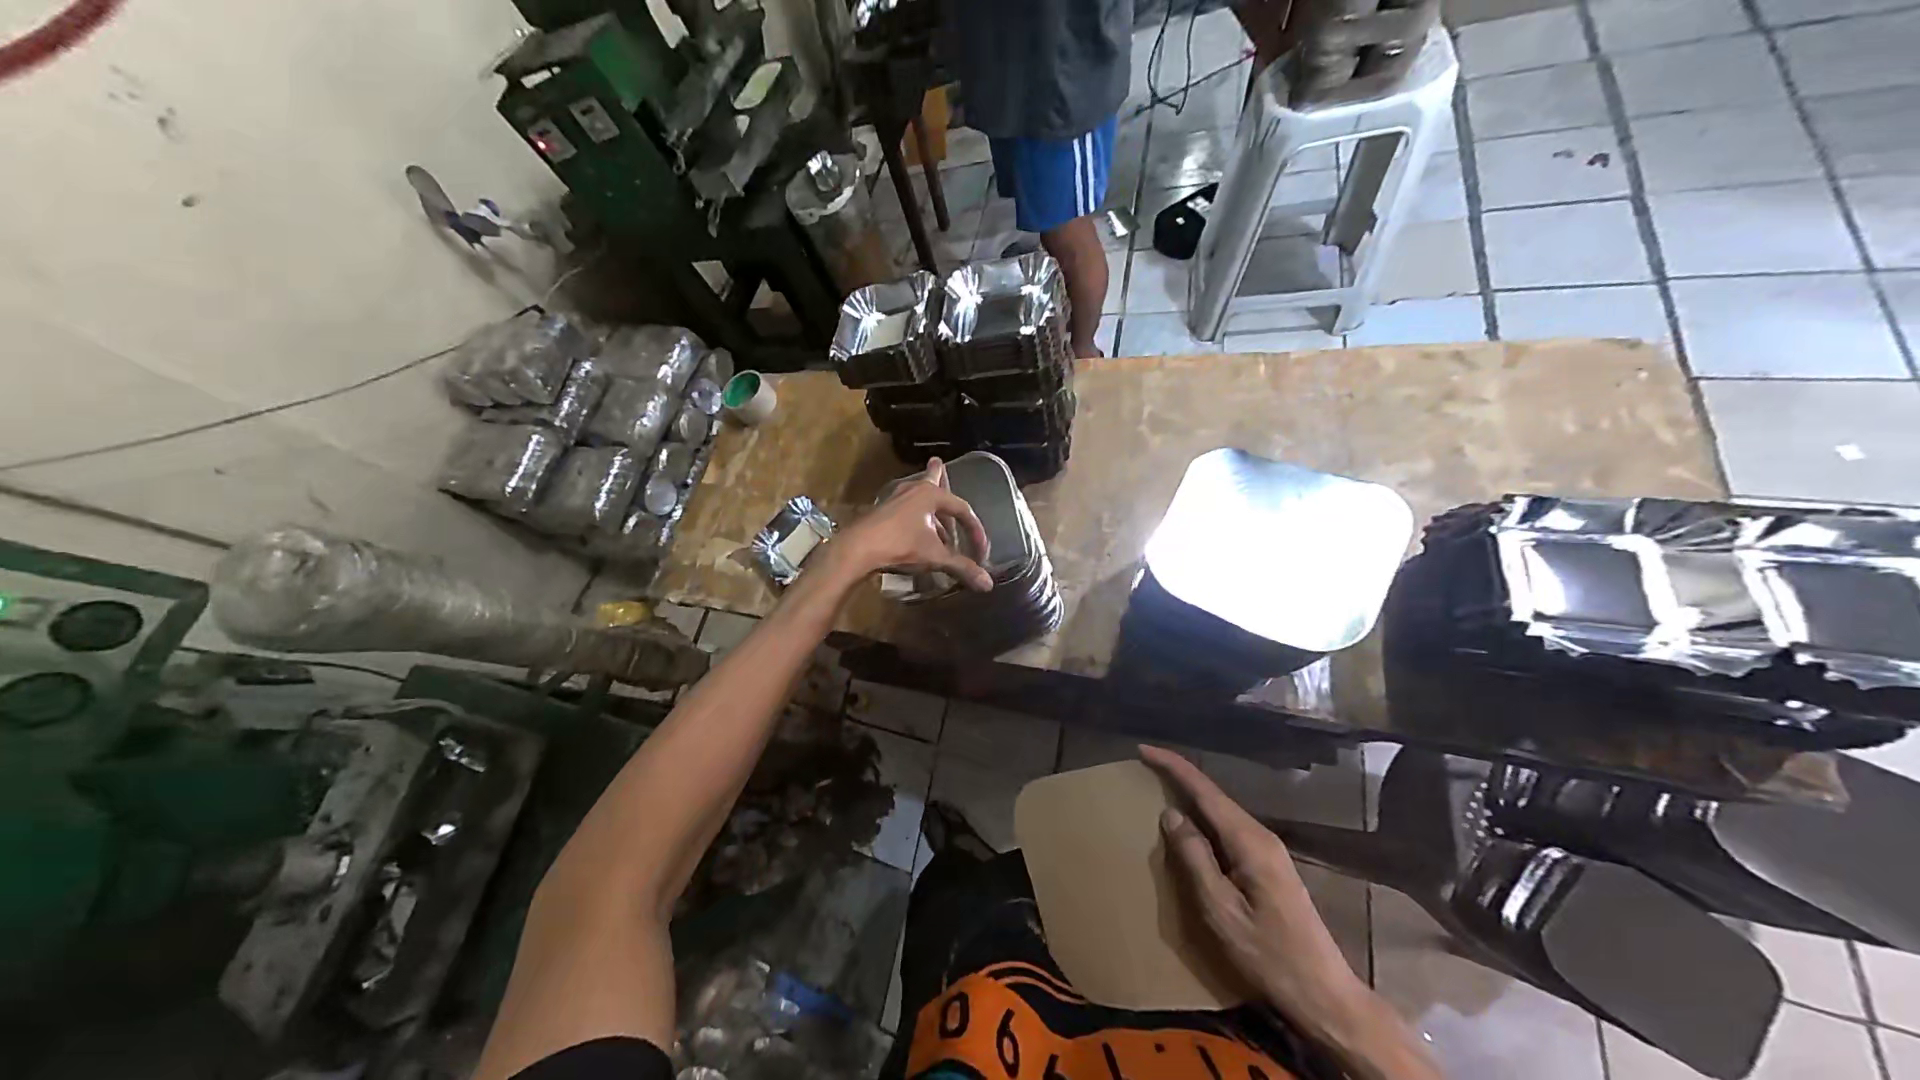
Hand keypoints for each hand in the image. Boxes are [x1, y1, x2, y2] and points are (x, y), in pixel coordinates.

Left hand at [825, 458, 993, 591]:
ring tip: (937, 509)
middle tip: (937, 462)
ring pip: (917, 497)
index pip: (962, 509)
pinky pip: (906, 511)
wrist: (858, 550)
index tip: (981, 551)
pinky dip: (918, 518)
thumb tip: (987, 585)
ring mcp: (894, 501)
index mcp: (930, 495)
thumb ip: (962, 568)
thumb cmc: (900, 546)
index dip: (975, 530)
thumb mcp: (935, 557)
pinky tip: (919, 531)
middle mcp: (912, 491)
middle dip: (938, 475)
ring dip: (930, 505)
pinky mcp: (882, 514)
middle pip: (931, 481)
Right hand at [1140, 746, 1367, 1027]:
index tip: (1143, 750)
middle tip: (1144, 769)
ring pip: (1221, 813)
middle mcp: (1261, 836)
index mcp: (1249, 841)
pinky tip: (1189, 829)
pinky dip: (1202, 821)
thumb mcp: (1221, 910)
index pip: (1205, 790)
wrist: (1323, 995)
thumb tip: (1171, 814)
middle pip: (1214, 796)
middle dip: (1179, 778)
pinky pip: (1227, 831)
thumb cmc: (1268, 955)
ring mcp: (1268, 852)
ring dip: (1190, 799)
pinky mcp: (1268, 867)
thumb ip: (1194, 859)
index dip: (1173, 766)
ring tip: (1159, 791)